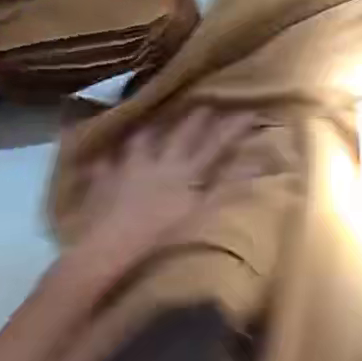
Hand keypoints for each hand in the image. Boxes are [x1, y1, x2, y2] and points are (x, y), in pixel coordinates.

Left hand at [0, 108, 259, 360]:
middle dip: (196, 120)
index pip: (216, 145)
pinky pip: (103, 168)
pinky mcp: (102, 188)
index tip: (250, 112)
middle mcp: (159, 166)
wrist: (106, 257)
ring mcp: (128, 174)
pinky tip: (100, 160)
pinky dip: (104, 163)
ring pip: (140, 144)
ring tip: (152, 123)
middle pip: (181, 137)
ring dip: (149, 132)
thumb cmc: (163, 242)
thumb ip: (231, 189)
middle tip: (206, 104)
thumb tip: (261, 167)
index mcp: (188, 174)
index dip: (233, 129)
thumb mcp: (205, 216)